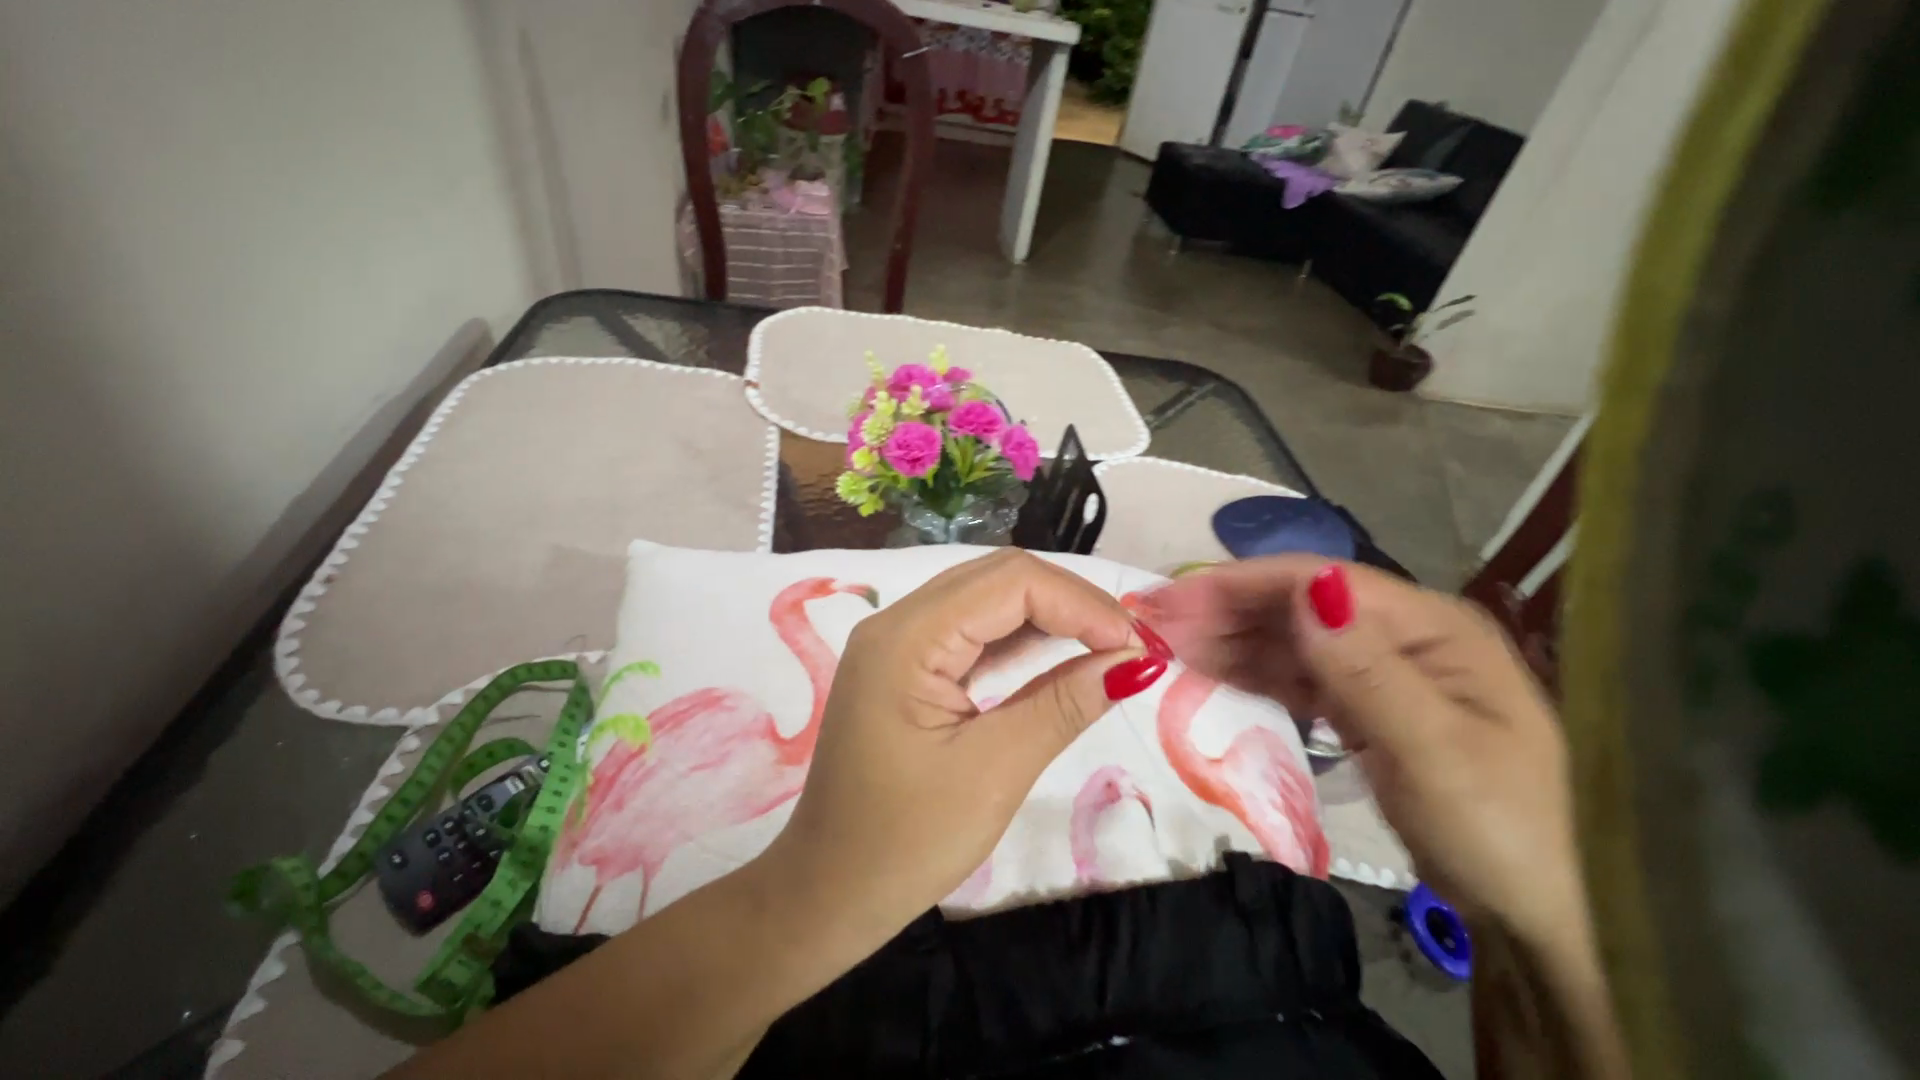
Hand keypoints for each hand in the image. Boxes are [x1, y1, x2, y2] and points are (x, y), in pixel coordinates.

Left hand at [759, 549, 1162, 943]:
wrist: (829, 892)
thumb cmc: (905, 842)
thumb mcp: (995, 771)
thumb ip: (1063, 705)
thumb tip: (1135, 662)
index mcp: (905, 639)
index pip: (1010, 582)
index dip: (1081, 603)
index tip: (1138, 647)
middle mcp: (897, 624)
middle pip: (997, 579)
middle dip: (1070, 603)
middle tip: (1131, 648)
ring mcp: (898, 645)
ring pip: (987, 602)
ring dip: (1051, 619)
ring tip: (1111, 651)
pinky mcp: (906, 671)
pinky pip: (972, 636)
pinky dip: (1022, 642)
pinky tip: (1064, 660)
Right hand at [1143, 557, 1583, 944]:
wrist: (1541, 914)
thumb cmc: (1497, 828)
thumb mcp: (1431, 750)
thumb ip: (1365, 669)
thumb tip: (1308, 588)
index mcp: (1432, 629)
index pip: (1320, 582)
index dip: (1241, 584)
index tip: (1172, 596)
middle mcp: (1407, 638)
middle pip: (1300, 606)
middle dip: (1224, 608)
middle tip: (1150, 620)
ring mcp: (1387, 675)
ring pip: (1294, 642)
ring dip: (1230, 639)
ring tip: (1164, 642)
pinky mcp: (1371, 713)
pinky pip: (1302, 681)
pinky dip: (1255, 675)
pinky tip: (1212, 672)